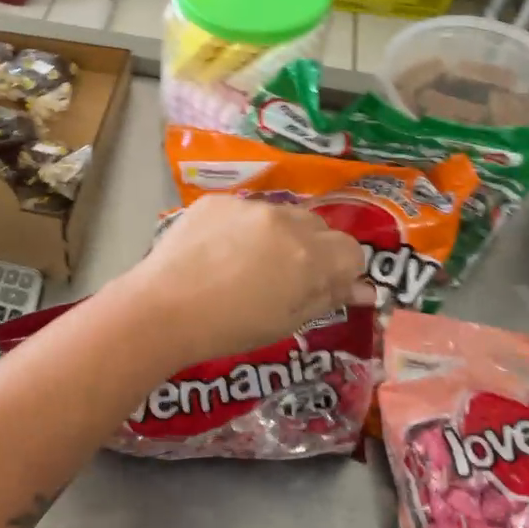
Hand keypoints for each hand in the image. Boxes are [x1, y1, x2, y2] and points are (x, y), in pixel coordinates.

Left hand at [107, 195, 370, 366]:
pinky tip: (216, 252)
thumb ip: (328, 297)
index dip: (340, 270)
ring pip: (280, 214)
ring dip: (276, 234)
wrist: (164, 307)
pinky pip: (242, 210)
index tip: (320, 286)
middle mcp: (284, 221)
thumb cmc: (230, 327)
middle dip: (311, 248)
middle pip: (317, 227)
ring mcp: (247, 206)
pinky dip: (239, 227)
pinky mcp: (215, 199)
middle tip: (282, 277)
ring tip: (244, 264)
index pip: (351, 250)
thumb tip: (364, 289)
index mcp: (310, 256)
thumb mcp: (288, 322)